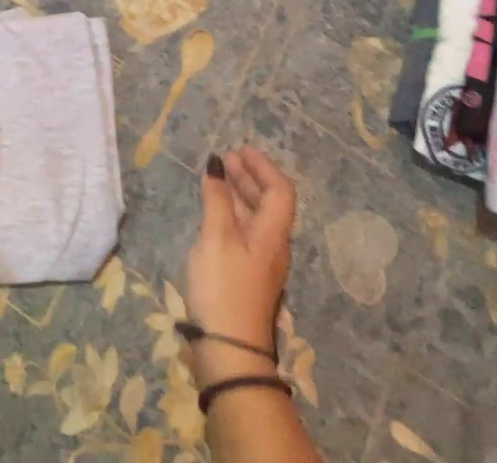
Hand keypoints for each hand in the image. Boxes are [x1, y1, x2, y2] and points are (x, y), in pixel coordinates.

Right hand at [185, 148, 295, 380]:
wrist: (230, 347)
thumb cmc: (224, 286)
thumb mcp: (216, 237)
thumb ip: (217, 199)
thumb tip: (217, 164)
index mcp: (273, 233)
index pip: (280, 190)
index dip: (263, 166)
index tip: (242, 149)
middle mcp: (274, 245)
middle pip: (270, 203)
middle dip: (251, 177)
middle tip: (228, 158)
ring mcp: (262, 263)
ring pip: (257, 218)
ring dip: (242, 193)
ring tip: (220, 177)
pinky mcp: (248, 276)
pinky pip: (246, 232)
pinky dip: (234, 213)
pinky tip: (216, 212)